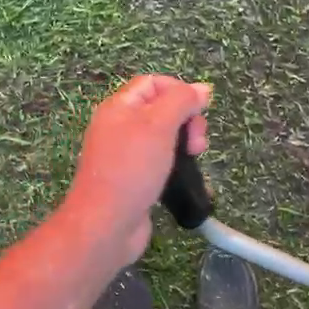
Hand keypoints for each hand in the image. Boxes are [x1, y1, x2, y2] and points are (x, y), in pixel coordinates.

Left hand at [65, 75, 210, 263]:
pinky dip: (178, 166)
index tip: (198, 110)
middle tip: (197, 143)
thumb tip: (202, 88)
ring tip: (195, 159)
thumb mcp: (159, 125)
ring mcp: (127, 155)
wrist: (106, 225)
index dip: (179, 90)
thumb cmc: (132, 168)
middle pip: (162, 109)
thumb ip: (181, 101)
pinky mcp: (135, 179)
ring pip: (165, 137)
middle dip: (187, 120)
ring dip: (185, 144)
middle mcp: (120, 127)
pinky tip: (189, 179)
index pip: (153, 83)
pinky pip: (161, 162)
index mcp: (120, 107)